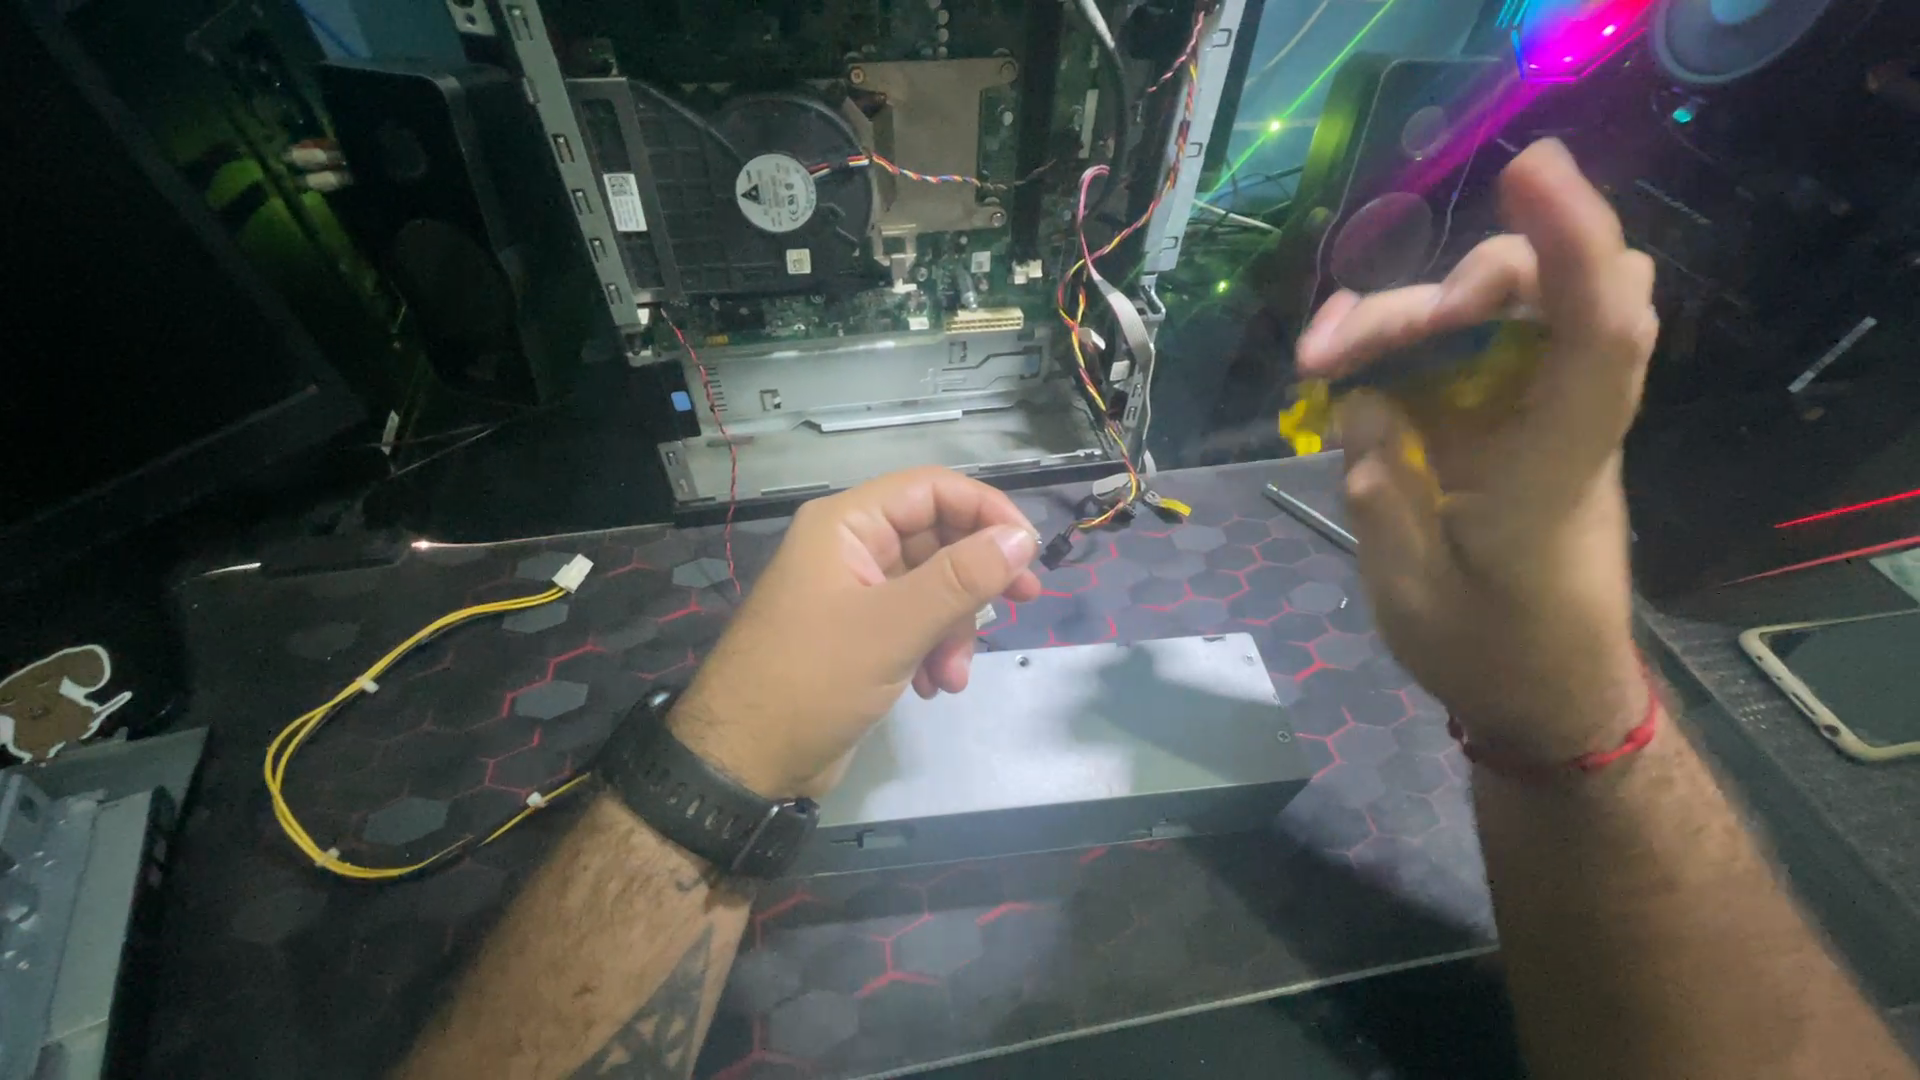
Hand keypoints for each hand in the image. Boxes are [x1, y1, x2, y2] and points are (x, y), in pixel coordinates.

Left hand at [667, 467, 1041, 797]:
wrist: (746, 763)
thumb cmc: (813, 680)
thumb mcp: (894, 626)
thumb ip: (961, 579)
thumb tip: (1021, 539)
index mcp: (847, 525)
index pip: (931, 489)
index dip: (985, 510)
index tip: (1028, 550)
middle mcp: (851, 549)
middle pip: (936, 539)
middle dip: (974, 580)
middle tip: (1022, 601)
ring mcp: (854, 594)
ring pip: (931, 588)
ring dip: (955, 629)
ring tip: (954, 674)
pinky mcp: (859, 635)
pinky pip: (914, 624)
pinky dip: (933, 650)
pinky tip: (934, 687)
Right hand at [1295, 139, 1658, 759]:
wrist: (1542, 688)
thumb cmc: (1487, 652)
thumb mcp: (1412, 592)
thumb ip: (1385, 492)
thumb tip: (1362, 403)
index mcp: (1551, 469)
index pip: (1596, 336)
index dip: (1573, 243)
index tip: (1526, 171)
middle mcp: (1553, 420)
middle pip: (1532, 300)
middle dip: (1430, 296)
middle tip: (1329, 349)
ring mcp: (1524, 415)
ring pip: (1488, 316)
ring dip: (1397, 318)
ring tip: (1317, 360)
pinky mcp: (1494, 423)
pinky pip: (1454, 353)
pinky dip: (1395, 345)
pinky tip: (1341, 371)